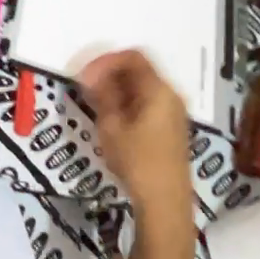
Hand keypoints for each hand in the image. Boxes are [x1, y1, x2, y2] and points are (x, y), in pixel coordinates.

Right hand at [79, 50, 193, 239]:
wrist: (165, 201)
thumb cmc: (137, 161)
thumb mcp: (111, 126)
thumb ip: (102, 94)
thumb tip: (91, 74)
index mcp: (159, 89)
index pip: (132, 57)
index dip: (105, 60)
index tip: (85, 75)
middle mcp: (171, 94)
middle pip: (139, 70)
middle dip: (110, 74)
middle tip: (86, 88)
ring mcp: (175, 111)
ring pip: (143, 87)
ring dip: (118, 89)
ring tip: (96, 104)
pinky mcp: (172, 126)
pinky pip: (148, 101)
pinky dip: (129, 101)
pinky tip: (113, 119)